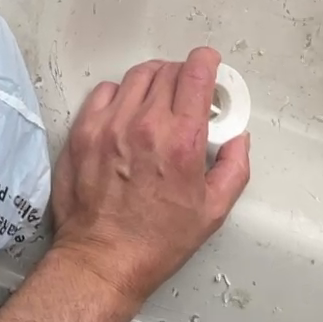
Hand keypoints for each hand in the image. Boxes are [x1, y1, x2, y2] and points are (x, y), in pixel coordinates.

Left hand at [48, 47, 250, 308]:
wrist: (103, 260)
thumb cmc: (155, 242)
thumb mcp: (213, 211)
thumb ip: (234, 167)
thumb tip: (238, 138)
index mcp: (182, 141)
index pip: (196, 74)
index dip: (206, 61)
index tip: (208, 64)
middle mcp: (145, 125)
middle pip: (168, 70)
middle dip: (183, 74)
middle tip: (186, 92)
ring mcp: (110, 124)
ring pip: (137, 75)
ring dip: (154, 80)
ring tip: (157, 99)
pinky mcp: (84, 130)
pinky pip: (105, 90)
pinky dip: (121, 94)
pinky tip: (126, 111)